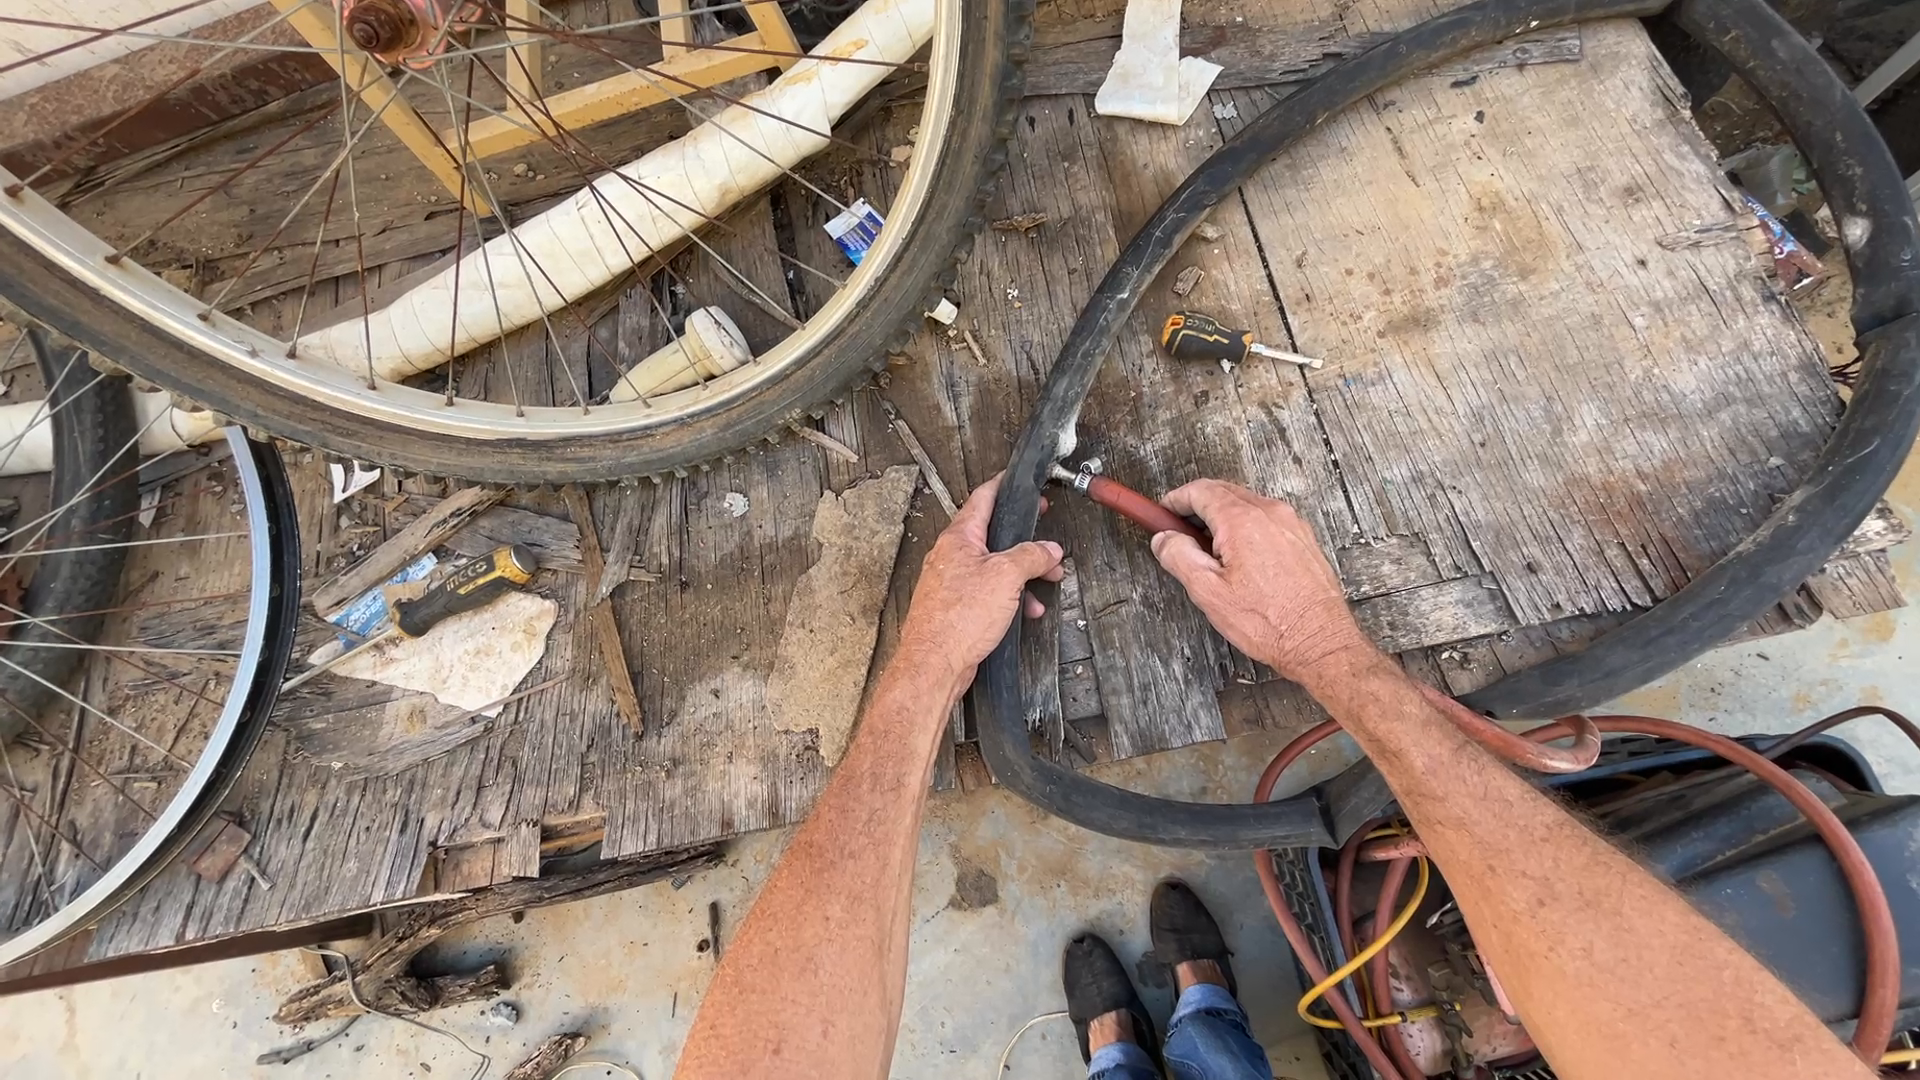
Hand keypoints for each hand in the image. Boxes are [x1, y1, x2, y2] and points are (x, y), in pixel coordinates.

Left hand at [897, 473, 1065, 695]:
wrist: (934, 663)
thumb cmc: (957, 619)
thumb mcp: (1006, 577)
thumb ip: (1031, 557)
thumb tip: (1048, 549)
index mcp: (959, 538)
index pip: (982, 498)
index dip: (1002, 486)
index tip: (1014, 479)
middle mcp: (952, 556)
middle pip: (993, 535)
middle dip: (1024, 540)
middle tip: (1042, 534)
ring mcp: (952, 582)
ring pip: (994, 567)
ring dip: (1021, 573)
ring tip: (1045, 581)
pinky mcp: (957, 606)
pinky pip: (989, 592)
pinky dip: (1009, 596)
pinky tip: (1026, 610)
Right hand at [1149, 479, 1373, 680]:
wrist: (1319, 642)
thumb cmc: (1269, 622)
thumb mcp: (1207, 592)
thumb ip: (1178, 557)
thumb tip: (1164, 539)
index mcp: (1243, 522)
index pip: (1201, 491)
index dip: (1175, 499)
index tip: (1162, 512)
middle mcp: (1270, 514)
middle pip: (1223, 490)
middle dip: (1195, 504)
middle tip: (1177, 528)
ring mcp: (1291, 524)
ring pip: (1245, 503)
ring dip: (1220, 515)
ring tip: (1206, 548)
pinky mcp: (1302, 539)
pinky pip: (1265, 518)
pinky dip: (1243, 525)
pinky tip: (1236, 555)